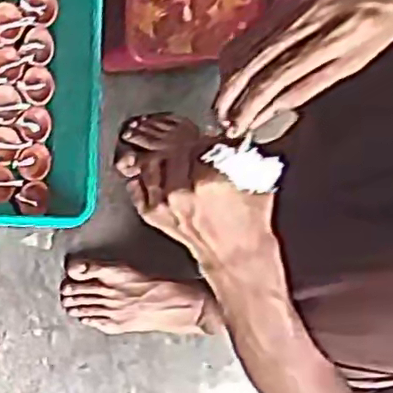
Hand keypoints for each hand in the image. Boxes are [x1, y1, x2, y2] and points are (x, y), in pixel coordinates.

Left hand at [126, 133, 277, 268]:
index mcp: (208, 181)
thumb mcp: (255, 181)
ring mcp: (160, 203)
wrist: (232, 252)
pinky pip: (136, 185)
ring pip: (149, 166)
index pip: (197, 145)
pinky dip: (144, 176)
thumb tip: (228, 140)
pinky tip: (155, 173)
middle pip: (170, 153)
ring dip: (161, 158)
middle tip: (190, 148)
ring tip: (172, 159)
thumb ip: (241, 157)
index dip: (204, 141)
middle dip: (183, 147)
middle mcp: (179, 191)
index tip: (209, 142)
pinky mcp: (149, 212)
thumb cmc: (248, 219)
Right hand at [213, 0, 392, 137]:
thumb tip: (269, 112)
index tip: (237, 128)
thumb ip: (309, 85)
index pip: (271, 81)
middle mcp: (302, 23)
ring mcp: (286, 9)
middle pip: (244, 69)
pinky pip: (244, 38)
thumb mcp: (360, 58)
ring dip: (225, 83)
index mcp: (331, 39)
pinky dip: (233, 62)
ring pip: (235, 55)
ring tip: (227, 102)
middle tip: (222, 121)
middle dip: (226, 100)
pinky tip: (238, 75)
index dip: (247, 108)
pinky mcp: (279, 2)